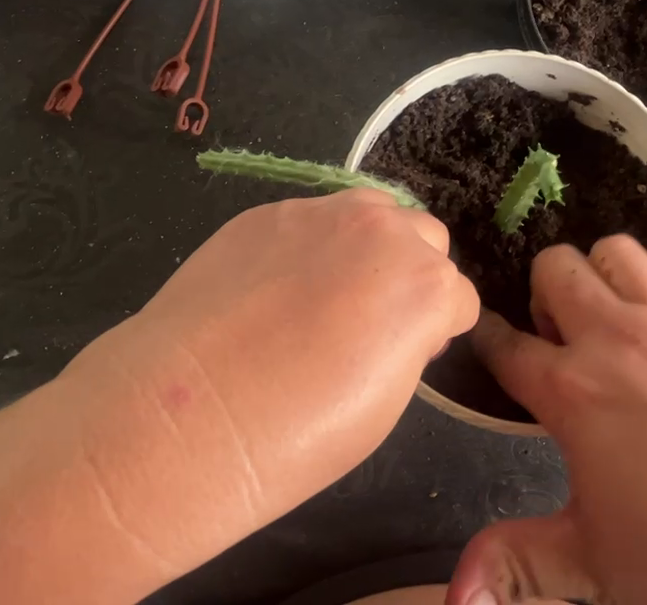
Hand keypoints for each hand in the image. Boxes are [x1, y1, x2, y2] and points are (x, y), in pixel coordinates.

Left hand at [57, 190, 478, 588]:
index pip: (459, 298)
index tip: (406, 356)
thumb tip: (398, 321)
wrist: (187, 417)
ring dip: (366, 246)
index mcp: (427, 285)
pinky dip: (308, 246)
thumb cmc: (298, 435)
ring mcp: (320, 212)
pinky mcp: (267, 210)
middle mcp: (382, 231)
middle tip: (368, 321)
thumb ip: (411, 340)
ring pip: (371, 213)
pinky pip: (311, 220)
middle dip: (410, 273)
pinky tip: (270, 290)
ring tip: (323, 294)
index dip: (437, 332)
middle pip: (424, 238)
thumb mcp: (386, 402)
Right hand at [447, 235, 646, 604]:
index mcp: (572, 391)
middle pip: (555, 268)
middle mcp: (614, 338)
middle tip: (557, 340)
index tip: (483, 336)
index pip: (506, 344)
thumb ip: (516, 563)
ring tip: (607, 320)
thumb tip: (455, 594)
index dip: (487, 336)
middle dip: (542, 291)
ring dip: (602, 275)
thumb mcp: (591, 563)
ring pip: (616, 251)